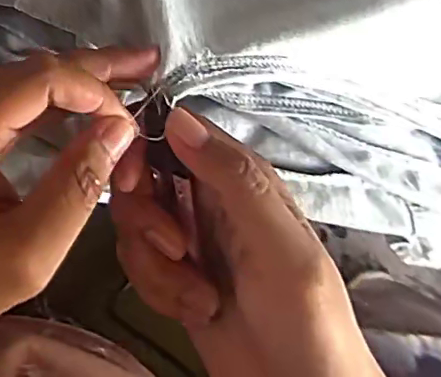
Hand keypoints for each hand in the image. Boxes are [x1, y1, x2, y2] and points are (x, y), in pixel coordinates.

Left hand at [0, 47, 156, 362]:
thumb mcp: (28, 253)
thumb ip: (76, 188)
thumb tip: (120, 130)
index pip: (43, 80)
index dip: (94, 92)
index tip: (131, 129)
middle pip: (39, 68)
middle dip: (98, 70)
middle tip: (151, 62)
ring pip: (33, 75)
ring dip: (84, 80)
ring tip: (137, 72)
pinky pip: (21, 92)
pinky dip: (62, 96)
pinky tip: (96, 96)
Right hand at [109, 107, 379, 376]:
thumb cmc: (308, 321)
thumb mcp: (280, 246)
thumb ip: (233, 178)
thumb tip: (178, 118)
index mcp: (235, 175)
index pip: (172, 130)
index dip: (141, 145)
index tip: (133, 179)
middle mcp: (204, 195)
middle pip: (140, 173)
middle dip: (145, 216)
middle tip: (173, 248)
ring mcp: (185, 233)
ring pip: (132, 218)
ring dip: (155, 262)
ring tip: (197, 293)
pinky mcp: (169, 270)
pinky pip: (133, 257)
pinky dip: (155, 287)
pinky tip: (192, 308)